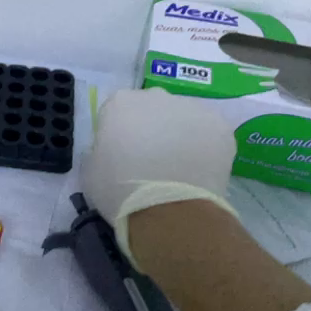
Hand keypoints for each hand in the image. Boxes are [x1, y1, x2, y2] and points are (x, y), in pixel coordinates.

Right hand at [82, 88, 236, 266]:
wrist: (168, 213)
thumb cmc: (119, 192)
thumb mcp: (90, 171)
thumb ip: (99, 150)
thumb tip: (111, 151)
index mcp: (121, 103)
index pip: (118, 112)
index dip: (120, 134)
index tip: (122, 155)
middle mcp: (156, 96)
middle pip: (152, 109)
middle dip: (152, 129)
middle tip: (151, 162)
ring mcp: (192, 109)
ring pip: (183, 119)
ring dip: (180, 136)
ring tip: (179, 170)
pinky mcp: (220, 126)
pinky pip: (208, 134)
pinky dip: (204, 148)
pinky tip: (198, 171)